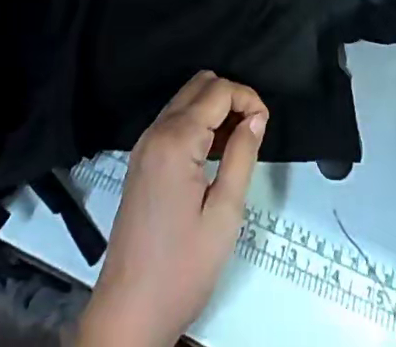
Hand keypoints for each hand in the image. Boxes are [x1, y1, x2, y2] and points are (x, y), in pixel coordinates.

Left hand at [79, 72, 268, 346]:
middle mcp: (154, 133)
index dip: (248, 98)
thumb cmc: (182, 267)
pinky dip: (197, 124)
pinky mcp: (140, 162)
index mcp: (175, 141)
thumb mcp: (225, 213)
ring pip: (184, 100)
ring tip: (239, 143)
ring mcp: (143, 146)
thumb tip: (256, 117)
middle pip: (198, 85)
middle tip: (254, 130)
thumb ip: (242, 156)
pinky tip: (214, 154)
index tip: (266, 125)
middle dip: (232, 97)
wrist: (129, 310)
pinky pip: (172, 122)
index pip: (217, 90)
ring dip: (214, 109)